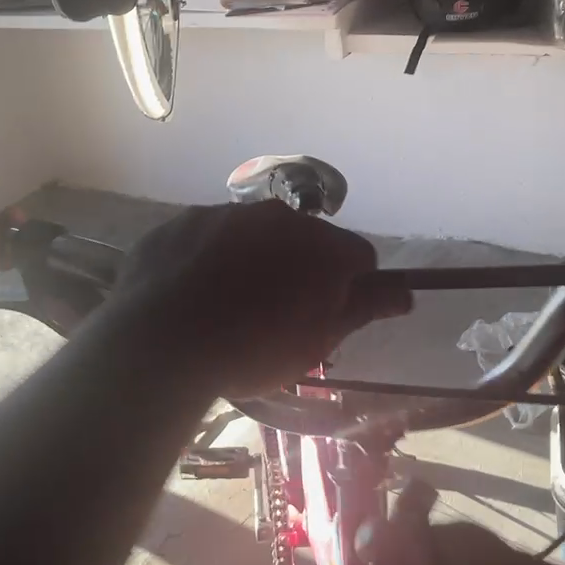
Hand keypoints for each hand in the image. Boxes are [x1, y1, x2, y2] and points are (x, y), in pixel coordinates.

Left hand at [103, 200, 411, 396]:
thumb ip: (361, 309)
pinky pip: (203, 240)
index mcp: (320, 244)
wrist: (161, 343)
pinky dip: (206, 261)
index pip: (358, 258)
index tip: (330, 318)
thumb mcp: (316, 340)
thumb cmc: (251, 350)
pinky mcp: (177, 224)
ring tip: (226, 309)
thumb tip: (403, 293)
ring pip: (251, 236)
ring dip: (251, 262)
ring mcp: (220, 213)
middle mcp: (275, 215)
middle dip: (299, 271)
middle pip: (303, 241)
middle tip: (275, 318)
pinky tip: (190, 298)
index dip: (352, 289)